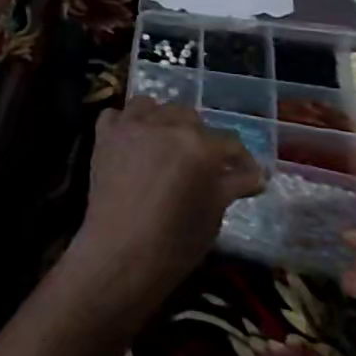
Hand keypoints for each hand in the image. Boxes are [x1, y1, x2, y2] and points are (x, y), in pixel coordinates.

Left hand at [70, 98, 264, 304]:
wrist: (121, 248)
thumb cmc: (176, 238)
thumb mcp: (215, 210)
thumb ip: (231, 184)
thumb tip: (253, 175)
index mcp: (200, 145)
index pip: (230, 142)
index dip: (240, 160)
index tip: (243, 174)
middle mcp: (164, 127)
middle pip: (188, 117)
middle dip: (199, 137)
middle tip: (200, 161)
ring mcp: (129, 128)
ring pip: (150, 106)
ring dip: (161, 120)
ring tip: (166, 145)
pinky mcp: (102, 137)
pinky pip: (114, 115)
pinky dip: (125, 123)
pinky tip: (132, 142)